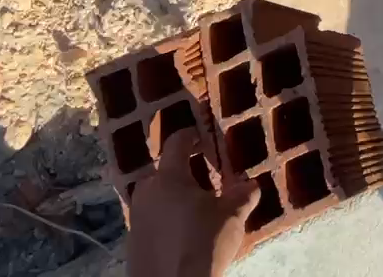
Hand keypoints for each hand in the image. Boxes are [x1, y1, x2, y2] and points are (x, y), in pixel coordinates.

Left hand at [128, 116, 255, 276]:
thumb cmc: (202, 244)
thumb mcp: (233, 215)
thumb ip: (243, 194)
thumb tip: (250, 185)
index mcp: (168, 179)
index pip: (176, 143)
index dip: (192, 135)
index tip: (204, 136)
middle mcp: (146, 194)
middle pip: (163, 172)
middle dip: (182, 172)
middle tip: (205, 178)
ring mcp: (135, 222)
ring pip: (156, 198)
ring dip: (174, 197)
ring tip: (198, 208)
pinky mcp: (133, 246)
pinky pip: (152, 221)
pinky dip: (167, 219)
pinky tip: (185, 232)